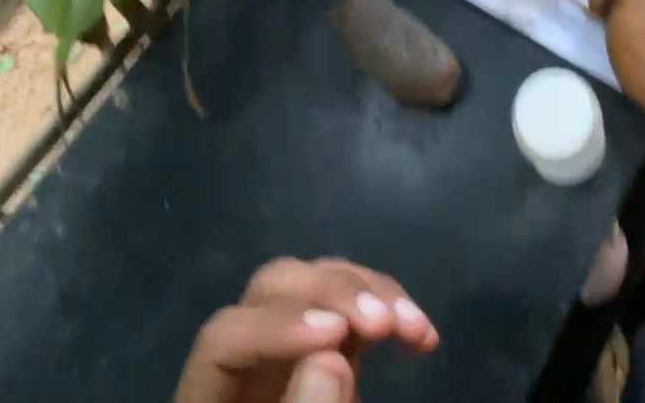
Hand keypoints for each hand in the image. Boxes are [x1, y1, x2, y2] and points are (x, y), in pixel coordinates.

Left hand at [173, 258, 439, 402]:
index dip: (276, 327)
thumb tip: (330, 355)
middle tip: (383, 323)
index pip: (225, 341)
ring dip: (370, 292)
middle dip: (333, 293)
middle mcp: (247, 364)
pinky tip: (420, 336)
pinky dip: (389, 306)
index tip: (339, 337)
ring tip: (412, 328)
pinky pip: (353, 304)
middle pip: (272, 289)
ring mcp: (289, 351)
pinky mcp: (329, 351)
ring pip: (317, 281)